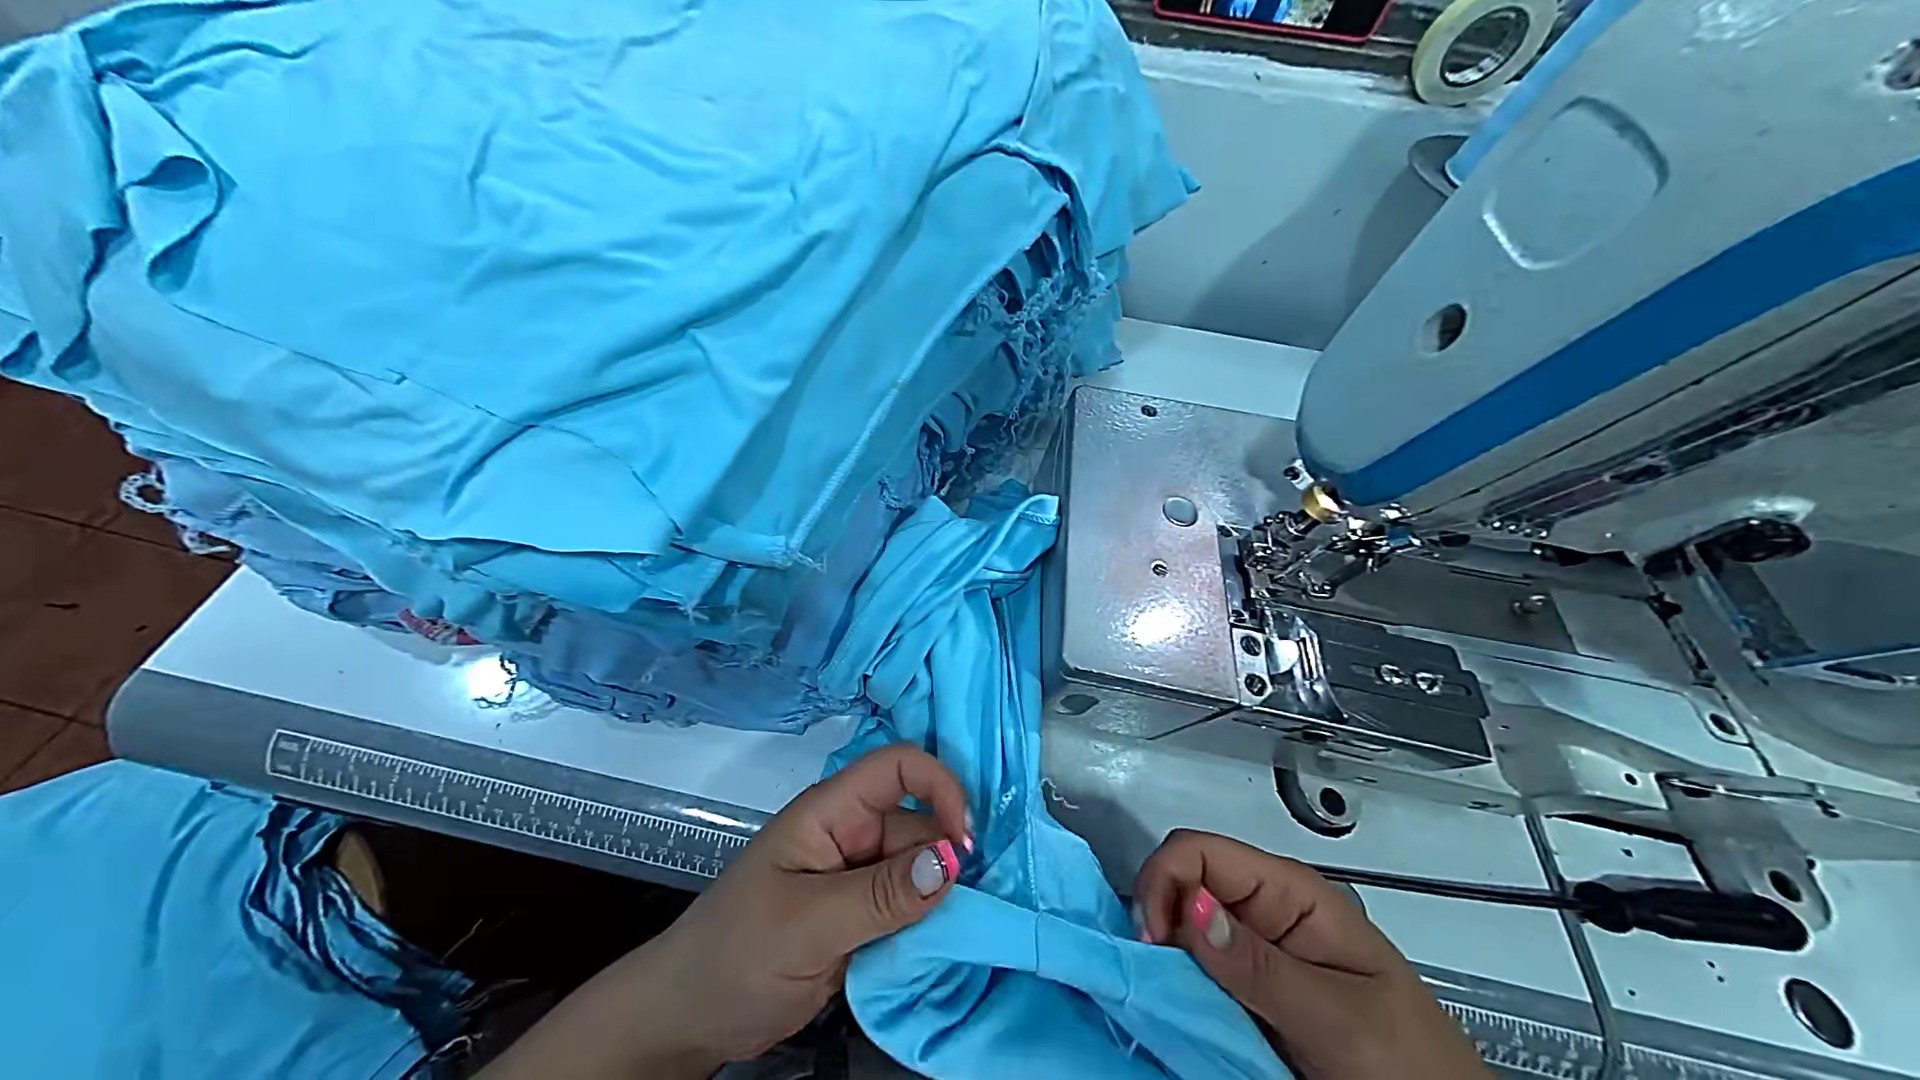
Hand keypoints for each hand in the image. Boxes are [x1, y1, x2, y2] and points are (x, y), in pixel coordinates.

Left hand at [477, 745, 971, 1079]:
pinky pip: (910, 905)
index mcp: (831, 812)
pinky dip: (931, 922)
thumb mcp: (808, 924)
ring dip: (944, 895)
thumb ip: (882, 894)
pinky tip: (946, 943)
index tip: (967, 844)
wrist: (687, 1020)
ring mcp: (857, 877)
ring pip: (921, 868)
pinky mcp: (862, 916)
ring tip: (964, 932)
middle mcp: (851, 834)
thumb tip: (955, 859)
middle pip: (919, 823)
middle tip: (972, 910)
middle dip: (949, 857)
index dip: (940, 787)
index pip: (898, 767)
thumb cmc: (735, 956)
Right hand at [1132, 829, 1490, 1079]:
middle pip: (1183, 879)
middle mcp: (1263, 905)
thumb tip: (1189, 906)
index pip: (1199, 850)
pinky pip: (1194, 962)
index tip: (1153, 941)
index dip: (1165, 881)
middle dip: (1159, 916)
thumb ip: (1262, 964)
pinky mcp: (1245, 980)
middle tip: (1155, 973)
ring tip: (1166, 992)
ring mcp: (1252, 943)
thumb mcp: (1339, 1017)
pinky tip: (1179, 1001)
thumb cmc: (1410, 1063)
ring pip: (1182, 921)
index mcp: (1288, 890)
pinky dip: (1176, 977)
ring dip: (1165, 950)